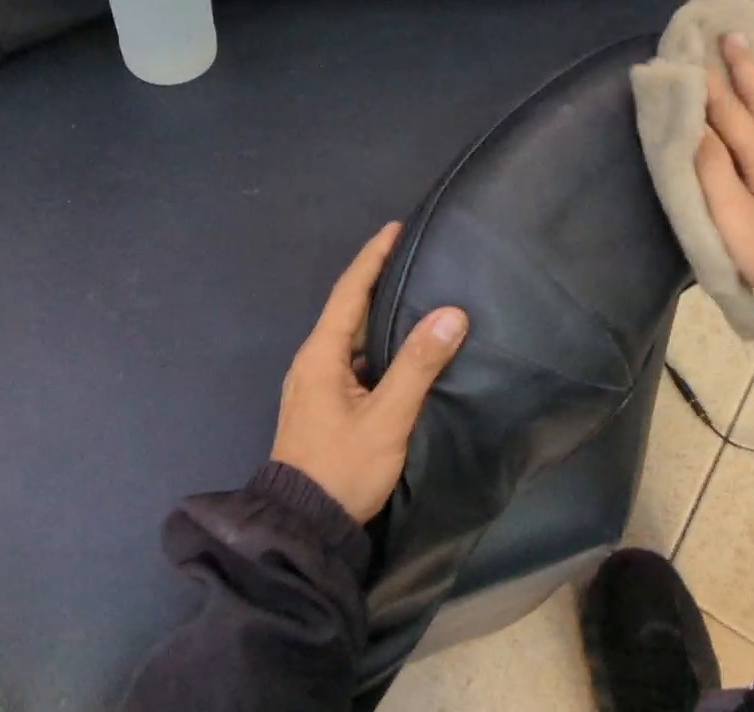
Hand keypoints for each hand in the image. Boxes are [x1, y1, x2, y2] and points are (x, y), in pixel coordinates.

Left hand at [270, 223, 469, 521]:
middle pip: (347, 309)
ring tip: (413, 292)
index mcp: (320, 354)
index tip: (395, 228)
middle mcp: (313, 361)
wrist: (302, 524)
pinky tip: (400, 346)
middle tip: (413, 256)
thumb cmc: (343, 467)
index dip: (372, 257)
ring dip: (377, 313)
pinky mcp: (323, 404)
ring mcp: (315, 384)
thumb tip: (450, 313)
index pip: (349, 291)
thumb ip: (417, 365)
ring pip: (350, 337)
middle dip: (377, 279)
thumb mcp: (386, 417)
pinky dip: (376, 343)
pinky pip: (352, 359)